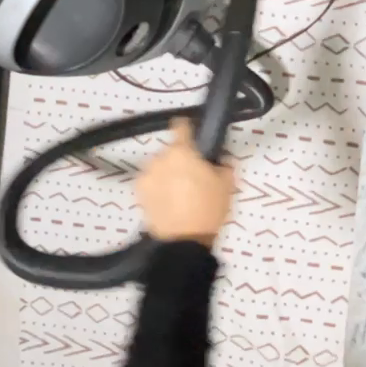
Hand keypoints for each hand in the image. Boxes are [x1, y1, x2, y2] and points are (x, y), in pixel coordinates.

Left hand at [136, 119, 234, 245]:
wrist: (183, 240)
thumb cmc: (208, 208)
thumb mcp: (227, 184)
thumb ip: (223, 165)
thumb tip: (219, 160)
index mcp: (182, 151)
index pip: (181, 126)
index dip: (188, 128)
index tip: (192, 135)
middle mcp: (160, 157)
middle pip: (171, 151)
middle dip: (180, 160)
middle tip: (193, 177)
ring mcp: (146, 175)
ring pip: (160, 167)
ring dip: (167, 173)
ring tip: (179, 193)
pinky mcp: (138, 192)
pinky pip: (151, 182)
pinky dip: (157, 187)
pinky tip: (168, 202)